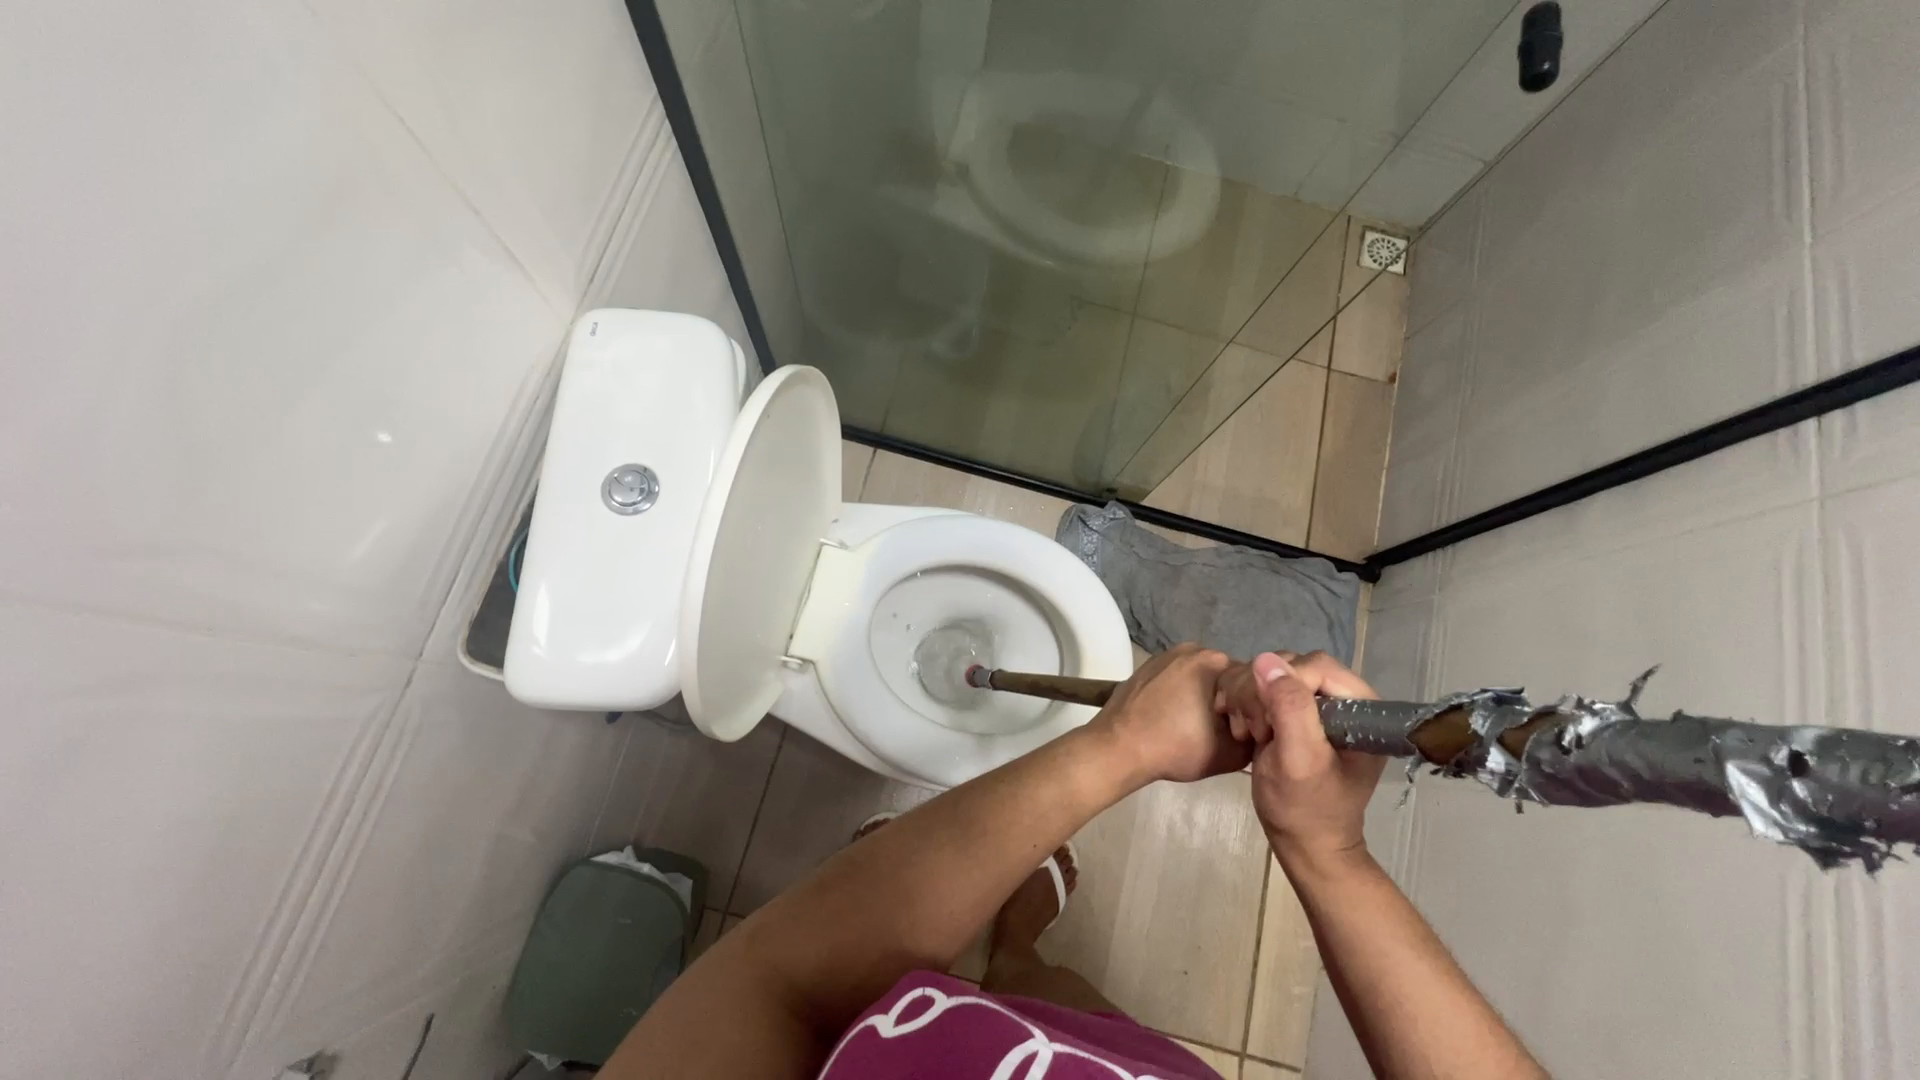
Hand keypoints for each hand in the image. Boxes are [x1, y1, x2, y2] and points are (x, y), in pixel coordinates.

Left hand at [1092, 644, 1248, 784]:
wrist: (1118, 747)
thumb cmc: (1175, 747)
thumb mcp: (1231, 753)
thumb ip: (1258, 738)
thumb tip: (1264, 730)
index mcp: (1214, 661)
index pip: (1251, 681)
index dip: (1253, 709)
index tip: (1244, 731)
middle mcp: (1191, 648)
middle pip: (1224, 676)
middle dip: (1228, 700)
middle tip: (1223, 730)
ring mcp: (1165, 655)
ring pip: (1199, 677)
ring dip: (1203, 696)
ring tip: (1196, 725)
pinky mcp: (1146, 667)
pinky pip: (1175, 678)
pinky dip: (1180, 693)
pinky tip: (1174, 717)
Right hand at [1216, 651, 1385, 866]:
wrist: (1302, 842)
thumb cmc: (1305, 809)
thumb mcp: (1297, 760)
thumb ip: (1289, 708)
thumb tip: (1266, 660)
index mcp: (1360, 708)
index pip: (1315, 665)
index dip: (1283, 684)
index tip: (1267, 723)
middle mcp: (1341, 699)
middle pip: (1290, 664)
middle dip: (1260, 692)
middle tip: (1254, 731)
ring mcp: (1315, 704)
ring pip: (1270, 672)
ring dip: (1246, 698)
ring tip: (1248, 732)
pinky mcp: (1291, 711)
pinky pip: (1259, 684)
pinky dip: (1240, 701)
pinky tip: (1241, 727)